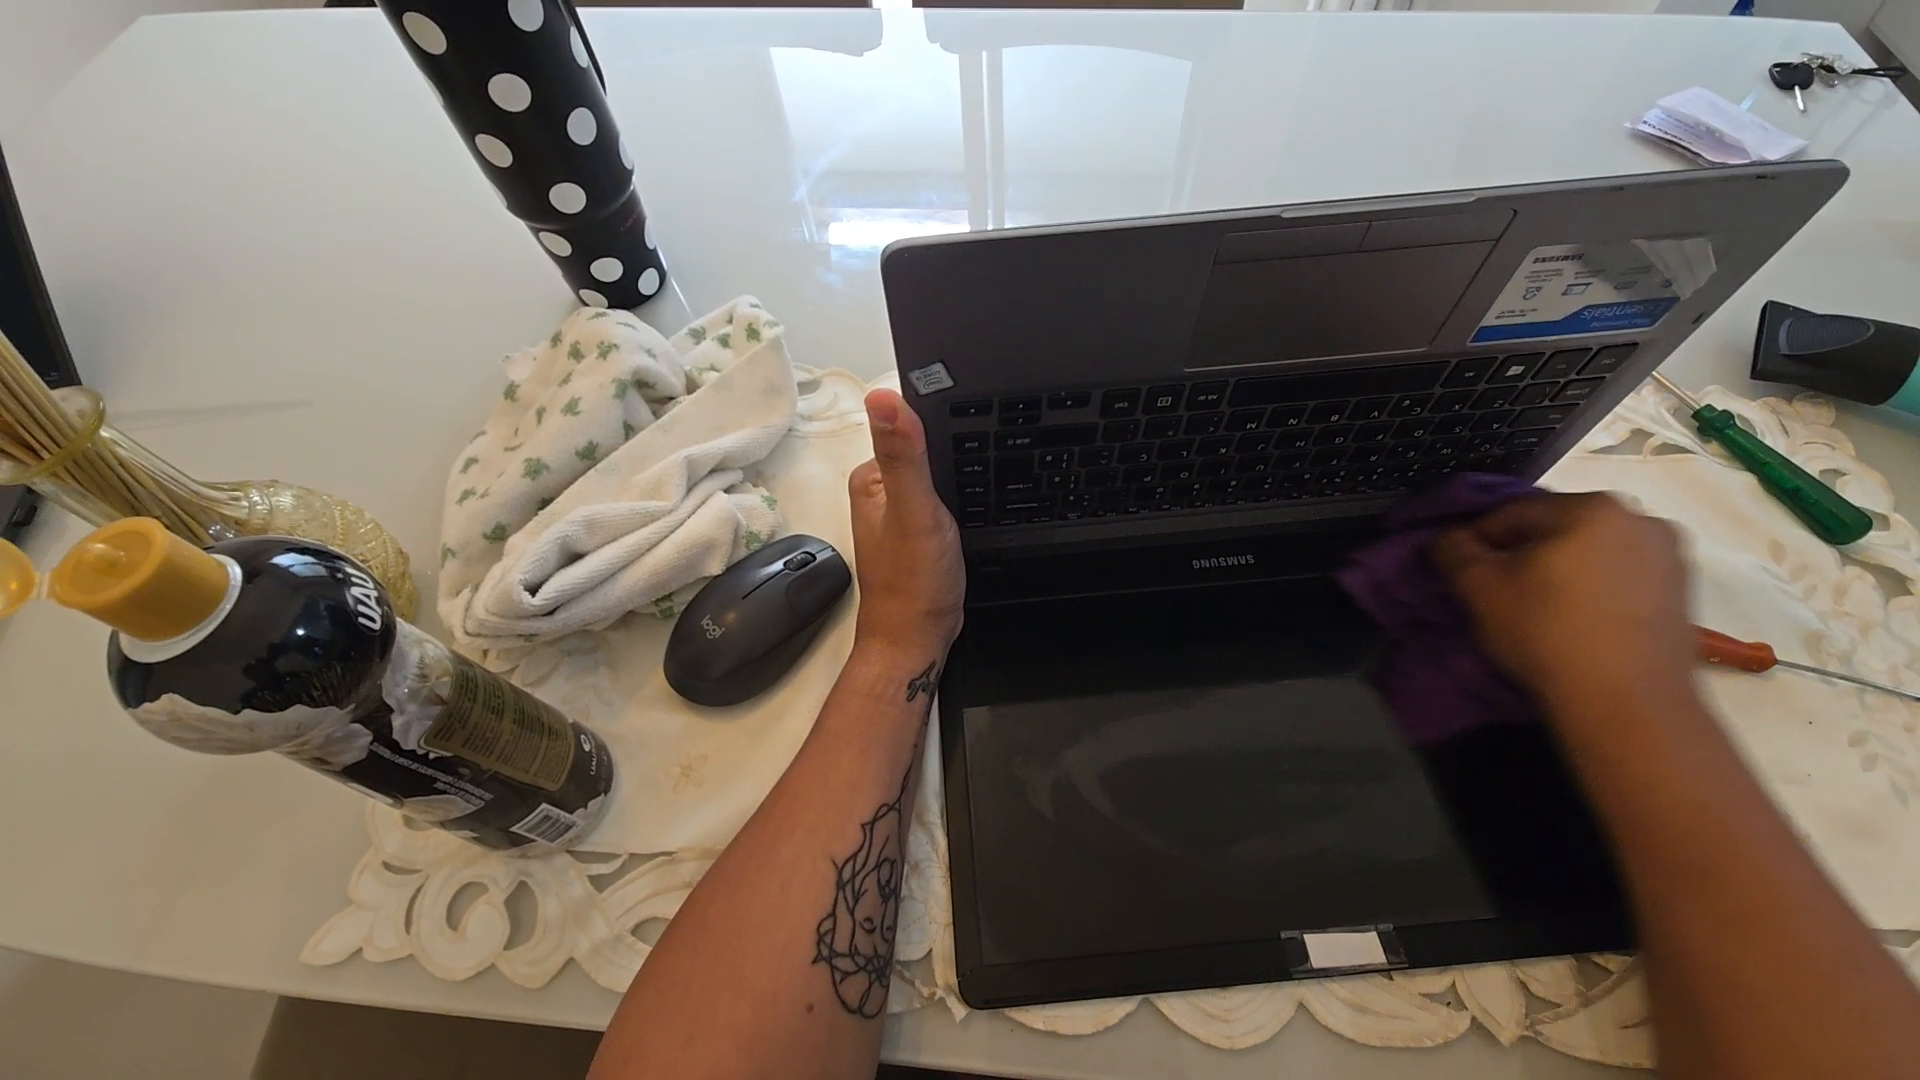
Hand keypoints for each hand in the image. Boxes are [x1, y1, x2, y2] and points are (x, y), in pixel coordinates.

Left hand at [847, 389, 964, 659]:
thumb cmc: (912, 581)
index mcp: (870, 476)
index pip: (908, 426)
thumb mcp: (912, 510)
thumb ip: (902, 455)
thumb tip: (882, 395)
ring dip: (962, 475)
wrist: (918, 639)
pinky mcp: (920, 532)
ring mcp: (901, 512)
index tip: (978, 424)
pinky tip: (978, 503)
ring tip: (990, 476)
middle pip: (927, 451)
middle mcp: (881, 490)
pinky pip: (944, 500)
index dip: (944, 421)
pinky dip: (962, 499)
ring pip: (938, 477)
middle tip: (992, 457)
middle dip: (958, 451)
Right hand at [1431, 492, 1696, 717]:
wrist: (1628, 702)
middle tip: (1497, 590)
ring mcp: (1671, 555)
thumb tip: (1448, 539)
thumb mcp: (1479, 588)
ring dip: (1559, 571)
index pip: (1513, 514)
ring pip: (1590, 553)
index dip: (1478, 542)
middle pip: (1556, 530)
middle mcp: (1640, 518)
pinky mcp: (1684, 591)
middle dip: (1522, 554)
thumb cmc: (1546, 632)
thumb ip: (1454, 551)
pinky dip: (1592, 589)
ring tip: (1536, 607)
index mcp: (1591, 507)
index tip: (1462, 571)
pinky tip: (1574, 619)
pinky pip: (1620, 576)